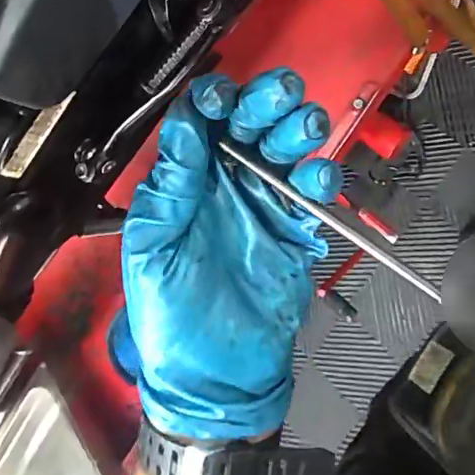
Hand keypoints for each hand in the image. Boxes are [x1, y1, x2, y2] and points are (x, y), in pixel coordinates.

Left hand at [109, 68, 341, 442]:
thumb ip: (171, 185)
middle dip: (265, 99)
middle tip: (278, 95)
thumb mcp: (153, 246)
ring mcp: (264, 202)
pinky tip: (315, 177)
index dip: (213, 97)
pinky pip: (313, 193)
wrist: (214, 379)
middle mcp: (227, 180)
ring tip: (302, 127)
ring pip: (287, 146)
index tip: (219, 97)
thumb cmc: (170, 313)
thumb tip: (182, 125)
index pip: (202, 119)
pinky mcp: (297, 229)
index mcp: (188, 179)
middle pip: (251, 121)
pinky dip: (321, 177)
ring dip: (298, 127)